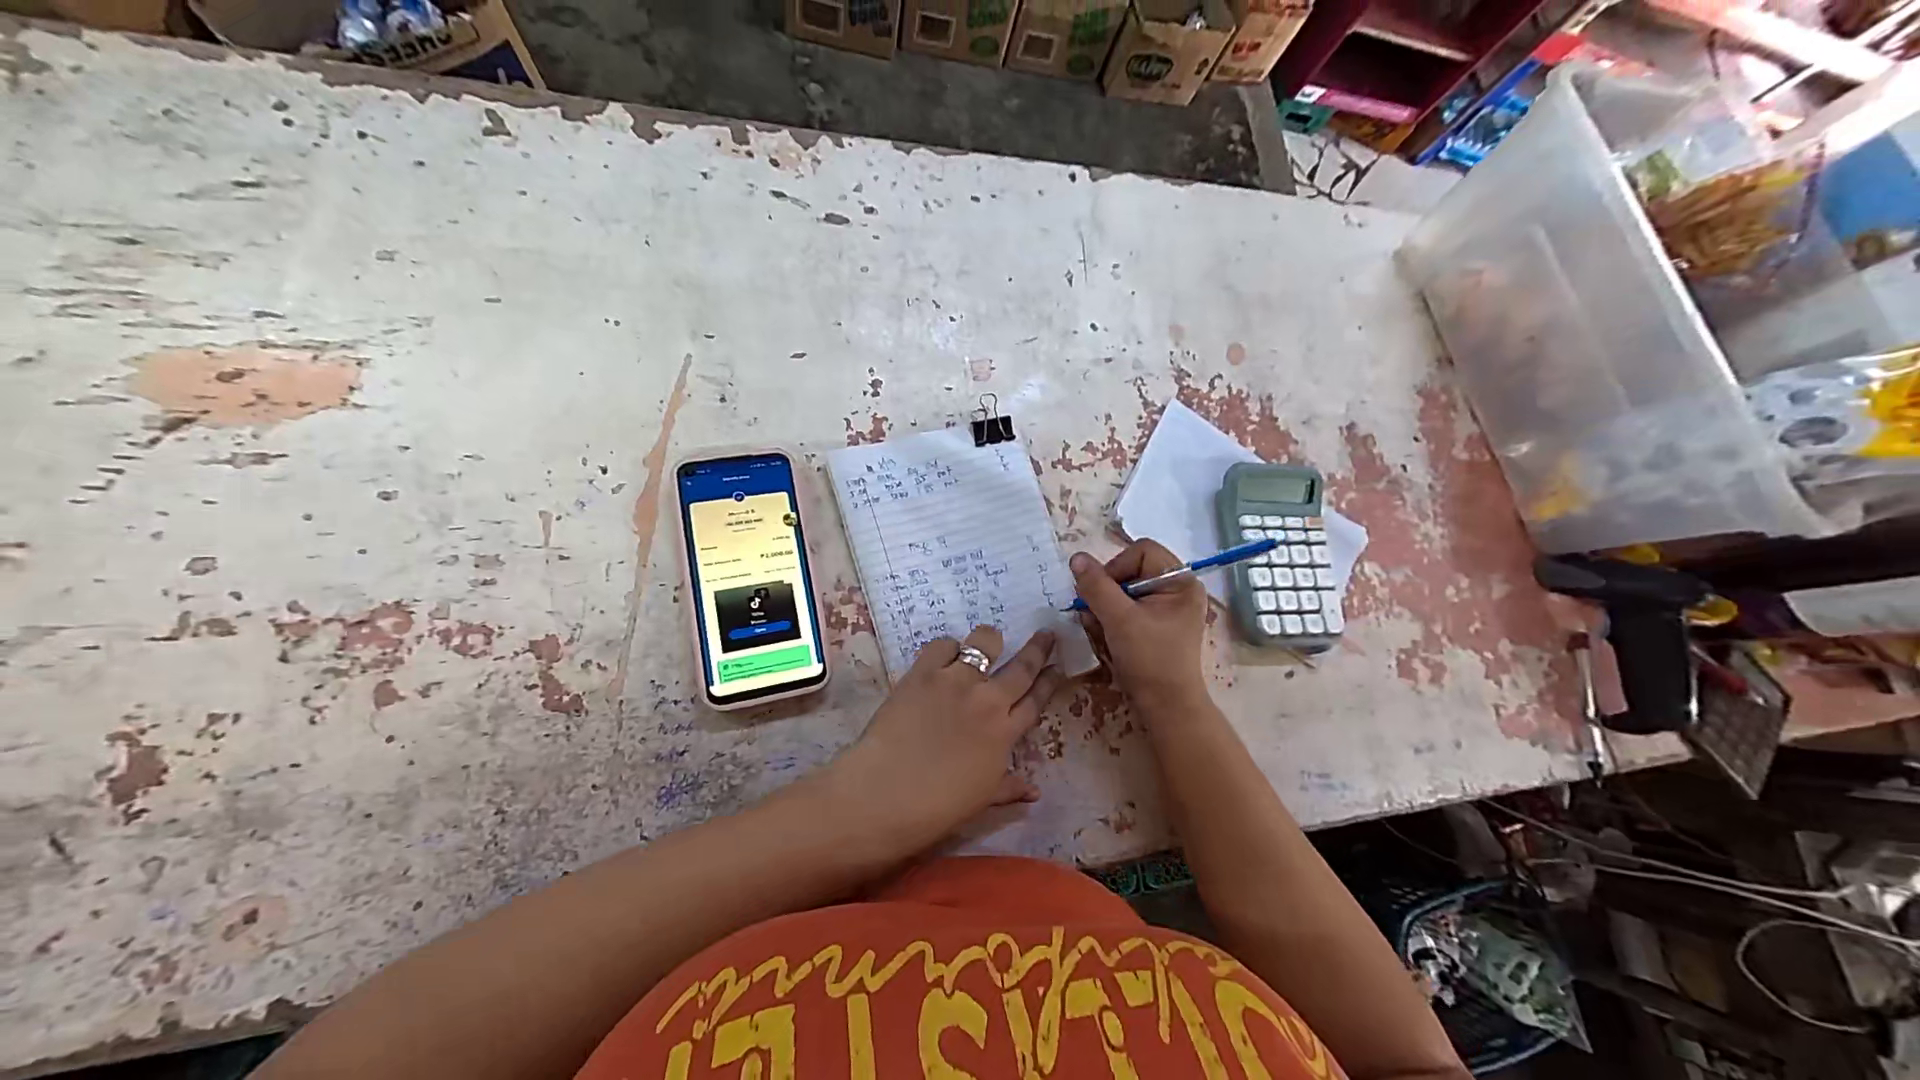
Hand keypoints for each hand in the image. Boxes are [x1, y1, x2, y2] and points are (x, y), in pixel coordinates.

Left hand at [820, 626, 1066, 857]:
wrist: (887, 794)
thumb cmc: (937, 807)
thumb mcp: (981, 800)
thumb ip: (1008, 788)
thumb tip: (1034, 792)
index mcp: (1004, 734)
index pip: (1035, 701)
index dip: (1049, 682)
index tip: (1058, 666)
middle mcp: (987, 701)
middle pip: (1022, 667)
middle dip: (1039, 649)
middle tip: (1047, 634)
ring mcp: (956, 682)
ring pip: (984, 643)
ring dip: (990, 640)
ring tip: (989, 640)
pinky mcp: (924, 672)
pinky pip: (943, 644)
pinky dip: (948, 646)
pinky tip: (945, 654)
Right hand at [1070, 541, 1208, 712]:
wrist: (1166, 707)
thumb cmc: (1149, 661)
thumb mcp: (1118, 620)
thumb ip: (1096, 586)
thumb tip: (1076, 558)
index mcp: (1181, 582)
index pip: (1141, 551)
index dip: (1116, 567)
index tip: (1101, 593)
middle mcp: (1177, 590)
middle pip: (1130, 570)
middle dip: (1107, 592)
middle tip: (1097, 615)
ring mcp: (1167, 609)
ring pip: (1124, 591)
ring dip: (1105, 608)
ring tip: (1100, 630)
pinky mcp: (1156, 625)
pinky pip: (1127, 609)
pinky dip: (1111, 620)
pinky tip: (1106, 638)